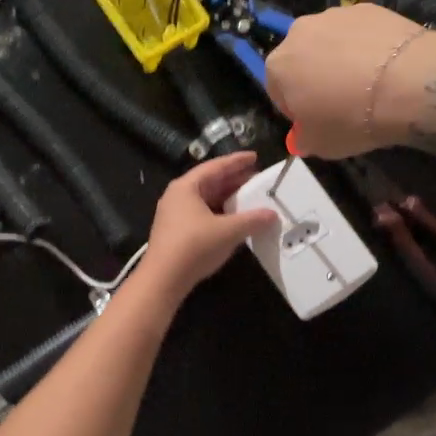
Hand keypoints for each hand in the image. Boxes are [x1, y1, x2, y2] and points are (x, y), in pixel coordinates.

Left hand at [134, 152, 278, 299]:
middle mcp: (177, 196)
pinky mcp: (176, 231)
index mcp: (186, 187)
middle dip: (234, 180)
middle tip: (257, 178)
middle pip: (210, 181)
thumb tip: (272, 215)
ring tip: (249, 197)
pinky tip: (234, 219)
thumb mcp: (228, 231)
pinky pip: (202, 213)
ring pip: (206, 199)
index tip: (255, 157)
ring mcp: (175, 214)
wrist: (163, 279)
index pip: (215, 167)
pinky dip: (219, 212)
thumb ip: (252, 220)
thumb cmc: (194, 246)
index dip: (236, 161)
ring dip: (227, 197)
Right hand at [265, 4, 435, 157]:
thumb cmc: (351, 118)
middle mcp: (299, 32)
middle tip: (341, 101)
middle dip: (315, 77)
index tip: (316, 120)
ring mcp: (334, 15)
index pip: (277, 90)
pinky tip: (385, 67)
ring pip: (330, 42)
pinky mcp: (368, 7)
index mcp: (278, 66)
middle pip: (302, 59)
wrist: (408, 83)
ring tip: (367, 83)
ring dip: (340, 59)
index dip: (296, 109)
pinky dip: (366, 47)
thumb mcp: (318, 144)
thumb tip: (302, 135)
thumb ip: (302, 138)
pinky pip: (360, 32)